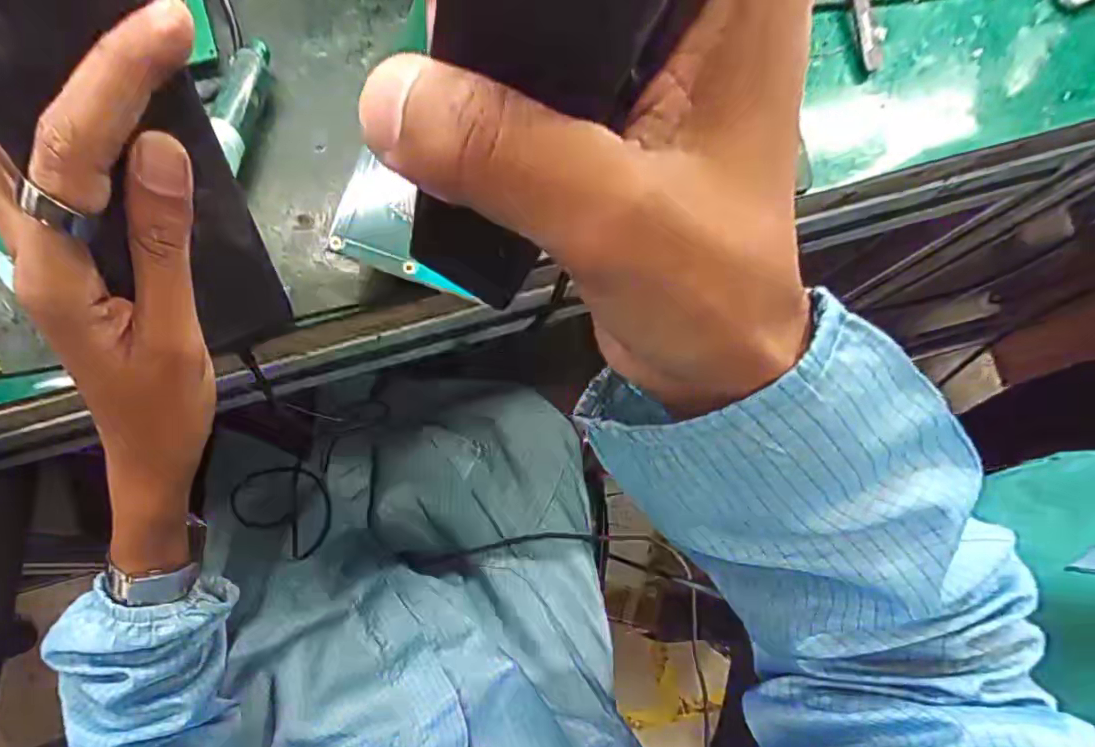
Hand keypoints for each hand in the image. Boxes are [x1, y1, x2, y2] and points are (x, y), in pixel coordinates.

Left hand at [0, 0, 207, 574]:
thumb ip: (162, 244)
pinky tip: (105, 117)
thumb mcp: (173, 335)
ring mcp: (39, 256)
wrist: (148, 459)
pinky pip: (45, 178)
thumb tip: (158, 144)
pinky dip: (69, 134)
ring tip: (113, 58)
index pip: (67, 150)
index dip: (113, 79)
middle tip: (129, 30)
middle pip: (16, 132)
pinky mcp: (60, 261)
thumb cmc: (163, 413)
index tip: (165, 26)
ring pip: (11, 149)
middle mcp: (29, 252)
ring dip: (48, 93)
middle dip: (63, 69)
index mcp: (52, 273)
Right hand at [360, 0, 811, 417]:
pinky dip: (483, 122)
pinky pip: (526, 96)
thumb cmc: (700, 289)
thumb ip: (504, 152)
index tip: (444, 41)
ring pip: (530, 43)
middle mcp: (686, 11)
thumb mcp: (604, 213)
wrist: (709, 362)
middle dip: (480, 39)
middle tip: (427, 96)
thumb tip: (384, 98)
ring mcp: (643, 69)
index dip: (503, 5)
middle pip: (550, 4)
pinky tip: (454, 147)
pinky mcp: (607, 121)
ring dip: (473, 83)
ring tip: (432, 125)